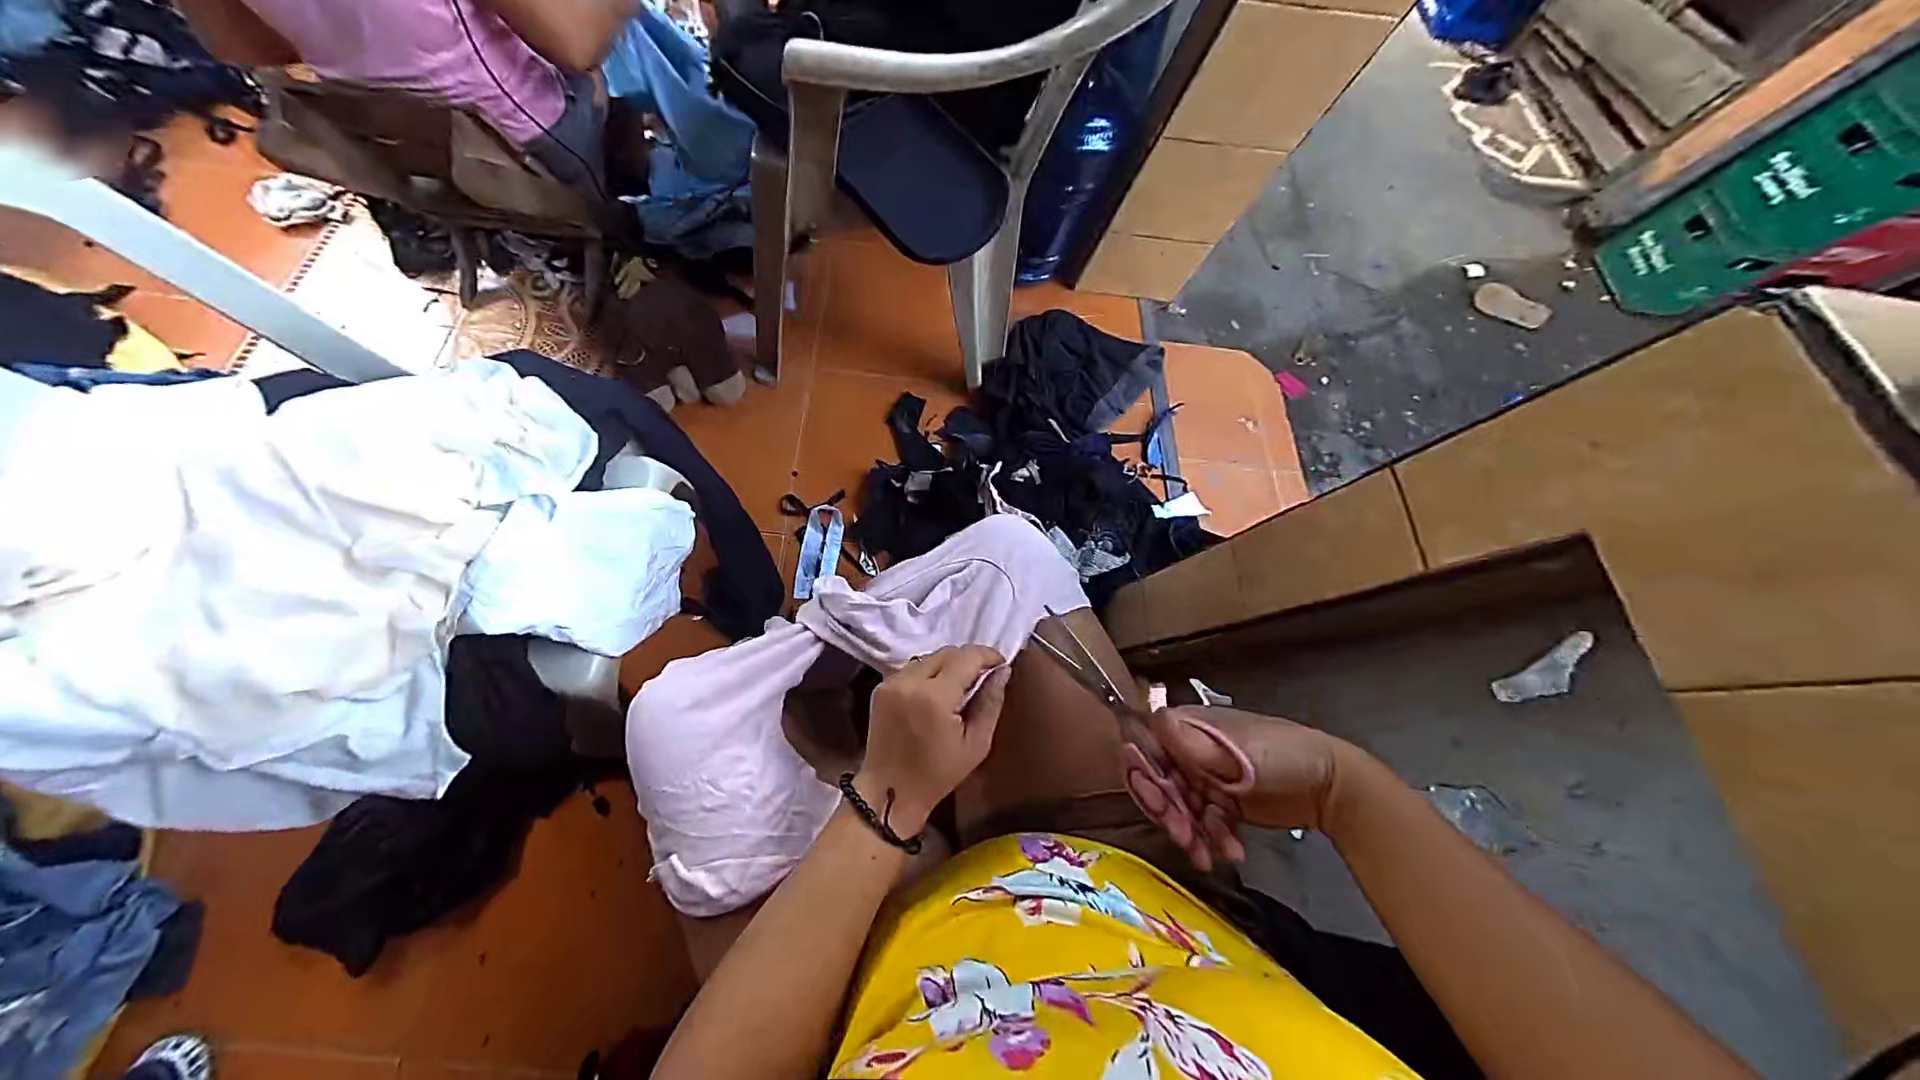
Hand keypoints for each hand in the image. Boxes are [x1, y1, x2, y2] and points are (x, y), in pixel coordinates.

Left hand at [855, 645, 1010, 836]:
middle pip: (947, 652)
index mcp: (934, 696)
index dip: (988, 655)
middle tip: (982, 679)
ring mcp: (891, 683)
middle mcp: (910, 681)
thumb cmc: (937, 775)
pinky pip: (912, 668)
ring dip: (948, 664)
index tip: (1000, 664)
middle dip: (968, 659)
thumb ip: (991, 702)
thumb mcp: (976, 744)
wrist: (889, 792)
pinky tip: (935, 694)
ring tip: (960, 686)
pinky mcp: (880, 688)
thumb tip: (1002, 670)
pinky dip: (928, 673)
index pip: (967, 657)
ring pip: (929, 657)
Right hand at [1131, 706, 1354, 870]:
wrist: (1333, 787)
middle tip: (1182, 836)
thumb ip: (1193, 741)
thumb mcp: (1239, 748)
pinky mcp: (1222, 803)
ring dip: (1190, 834)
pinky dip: (1212, 840)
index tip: (1156, 801)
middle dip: (1168, 812)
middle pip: (1160, 782)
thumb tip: (1154, 718)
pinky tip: (1231, 853)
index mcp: (1189, 728)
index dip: (1144, 775)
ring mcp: (1206, 777)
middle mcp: (1191, 750)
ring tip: (1206, 856)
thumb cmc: (1286, 754)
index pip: (1147, 748)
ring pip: (1180, 808)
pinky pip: (1203, 823)